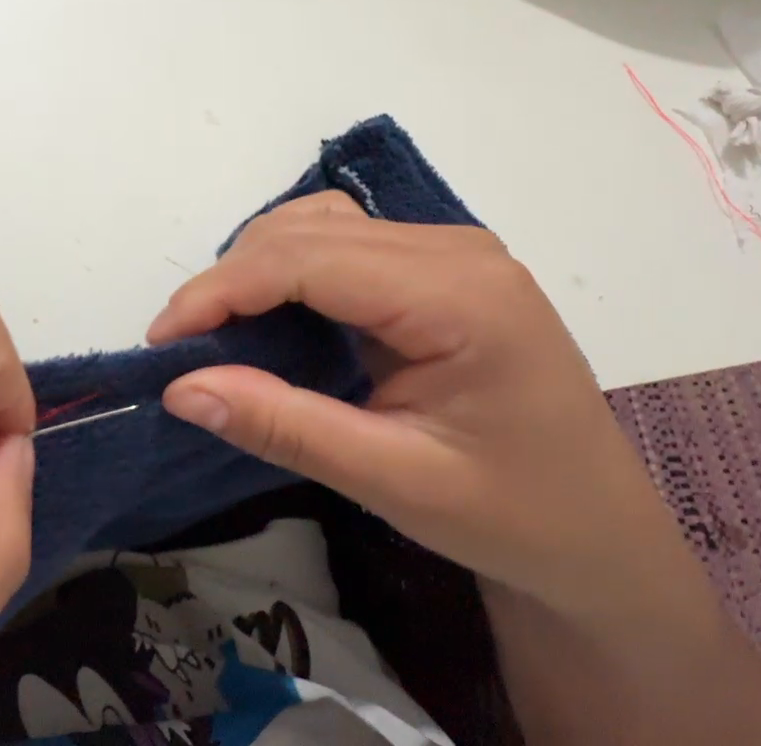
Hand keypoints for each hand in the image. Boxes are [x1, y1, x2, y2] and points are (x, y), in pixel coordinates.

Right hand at [149, 192, 699, 620]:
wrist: (598, 535)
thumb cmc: (511, 516)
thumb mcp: (392, 480)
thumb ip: (283, 425)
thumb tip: (179, 389)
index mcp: (459, 295)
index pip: (305, 260)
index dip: (220, 291)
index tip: (162, 343)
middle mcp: (455, 250)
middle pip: (305, 231)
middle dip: (228, 281)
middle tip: (181, 348)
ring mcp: (450, 253)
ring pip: (316, 224)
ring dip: (253, 268)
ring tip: (217, 332)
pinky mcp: (436, 268)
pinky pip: (339, 241)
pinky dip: (285, 268)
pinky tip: (268, 313)